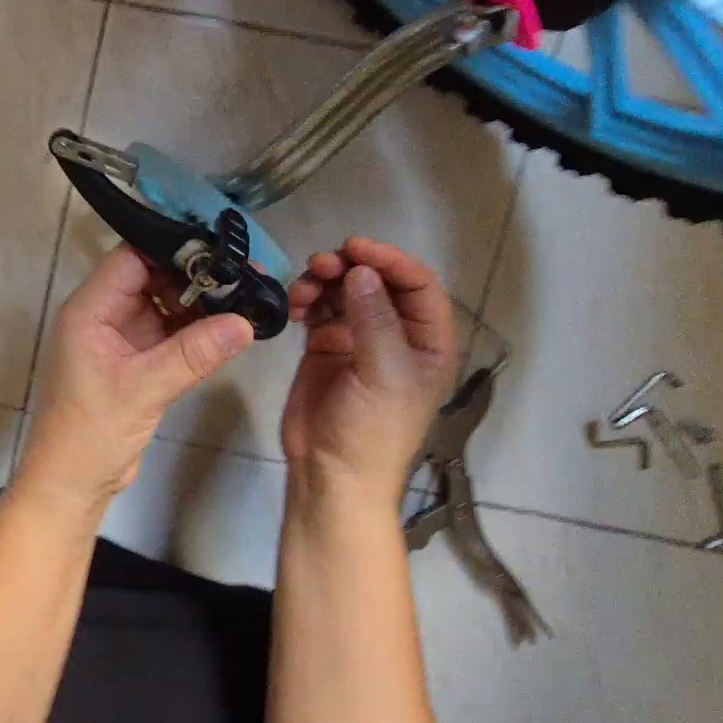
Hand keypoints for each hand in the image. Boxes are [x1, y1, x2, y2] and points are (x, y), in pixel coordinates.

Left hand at [17, 246, 255, 509]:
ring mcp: (121, 338)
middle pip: (150, 277)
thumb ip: (193, 354)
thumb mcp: (143, 390)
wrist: (73, 482)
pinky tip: (230, 326)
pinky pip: (169, 332)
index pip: (130, 259)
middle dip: (194, 275)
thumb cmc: (91, 432)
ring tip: (246, 294)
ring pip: (163, 304)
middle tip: (244, 273)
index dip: (171, 250)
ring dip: (199, 302)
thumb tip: (244, 323)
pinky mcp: (136, 361)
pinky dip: (196, 329)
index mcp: (90, 310)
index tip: (218, 251)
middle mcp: (104, 315)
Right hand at [280, 238, 458, 509]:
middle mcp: (396, 335)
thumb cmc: (372, 431)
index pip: (418, 285)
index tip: (354, 248)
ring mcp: (358, 339)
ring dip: (323, 280)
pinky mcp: (325, 346)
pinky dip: (306, 299)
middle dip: (350, 266)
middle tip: (320, 264)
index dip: (390, 260)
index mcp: (427, 343)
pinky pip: (318, 308)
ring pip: (344, 290)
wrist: (330, 475)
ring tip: (302, 288)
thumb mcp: (383, 374)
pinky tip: (294, 307)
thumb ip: (373, 319)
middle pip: (377, 281)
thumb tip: (360, 271)